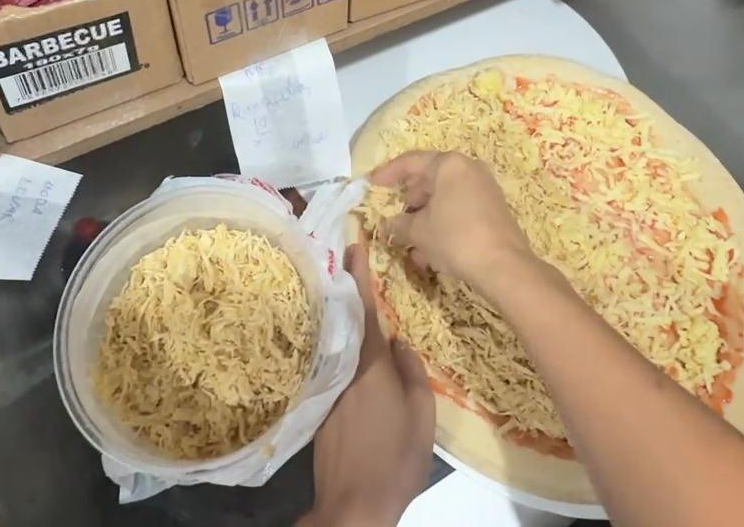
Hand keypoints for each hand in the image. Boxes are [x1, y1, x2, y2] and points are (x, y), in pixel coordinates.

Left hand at [302, 244, 434, 526]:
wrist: (354, 505)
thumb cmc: (395, 458)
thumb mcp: (422, 413)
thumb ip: (413, 371)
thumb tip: (400, 339)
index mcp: (370, 364)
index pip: (362, 306)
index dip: (357, 272)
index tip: (353, 243)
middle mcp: (344, 366)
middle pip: (343, 317)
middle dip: (345, 285)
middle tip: (347, 256)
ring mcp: (329, 384)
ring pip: (335, 338)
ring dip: (340, 312)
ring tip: (346, 289)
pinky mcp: (321, 402)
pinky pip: (331, 359)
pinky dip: (336, 341)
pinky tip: (343, 340)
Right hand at [369, 151, 534, 289]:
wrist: (504, 266)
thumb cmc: (455, 238)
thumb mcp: (419, 232)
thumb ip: (399, 225)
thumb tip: (388, 226)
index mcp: (449, 165)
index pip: (411, 161)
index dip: (388, 173)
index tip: (372, 184)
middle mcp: (469, 170)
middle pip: (430, 180)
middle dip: (410, 202)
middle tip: (395, 219)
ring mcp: (484, 189)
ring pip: (445, 199)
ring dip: (425, 220)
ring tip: (411, 246)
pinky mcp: (493, 210)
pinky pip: (459, 211)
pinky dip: (443, 225)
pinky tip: (432, 254)